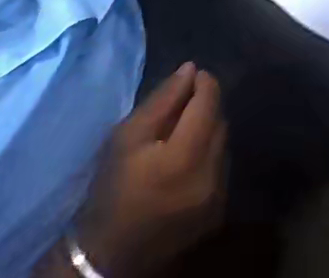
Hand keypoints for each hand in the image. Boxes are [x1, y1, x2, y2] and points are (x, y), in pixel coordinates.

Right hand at [75, 62, 227, 276]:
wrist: (105, 259)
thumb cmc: (110, 194)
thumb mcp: (125, 140)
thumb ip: (162, 101)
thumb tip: (190, 69)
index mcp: (185, 156)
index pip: (209, 102)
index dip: (204, 83)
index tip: (193, 76)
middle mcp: (211, 173)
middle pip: (220, 121)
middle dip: (206, 107)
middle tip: (185, 104)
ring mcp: (219, 193)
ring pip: (224, 143)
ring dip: (209, 131)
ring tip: (185, 132)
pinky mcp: (219, 209)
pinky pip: (222, 166)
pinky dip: (209, 155)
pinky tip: (189, 159)